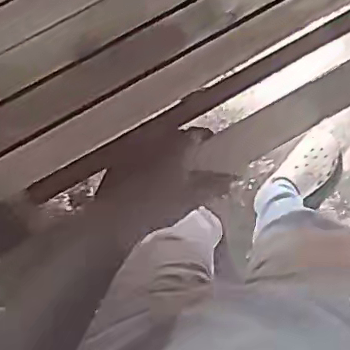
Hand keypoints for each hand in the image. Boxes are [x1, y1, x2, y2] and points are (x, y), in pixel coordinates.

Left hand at [91, 124, 220, 245]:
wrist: (116, 217)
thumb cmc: (160, 204)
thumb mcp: (193, 197)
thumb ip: (214, 185)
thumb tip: (233, 179)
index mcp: (178, 145)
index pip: (197, 133)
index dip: (207, 139)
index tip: (213, 147)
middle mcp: (155, 140)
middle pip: (175, 136)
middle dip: (186, 145)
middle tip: (195, 159)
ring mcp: (133, 150)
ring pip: (155, 146)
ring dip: (165, 153)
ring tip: (173, 170)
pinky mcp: (116, 164)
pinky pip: (138, 157)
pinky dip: (147, 164)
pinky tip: (149, 180)